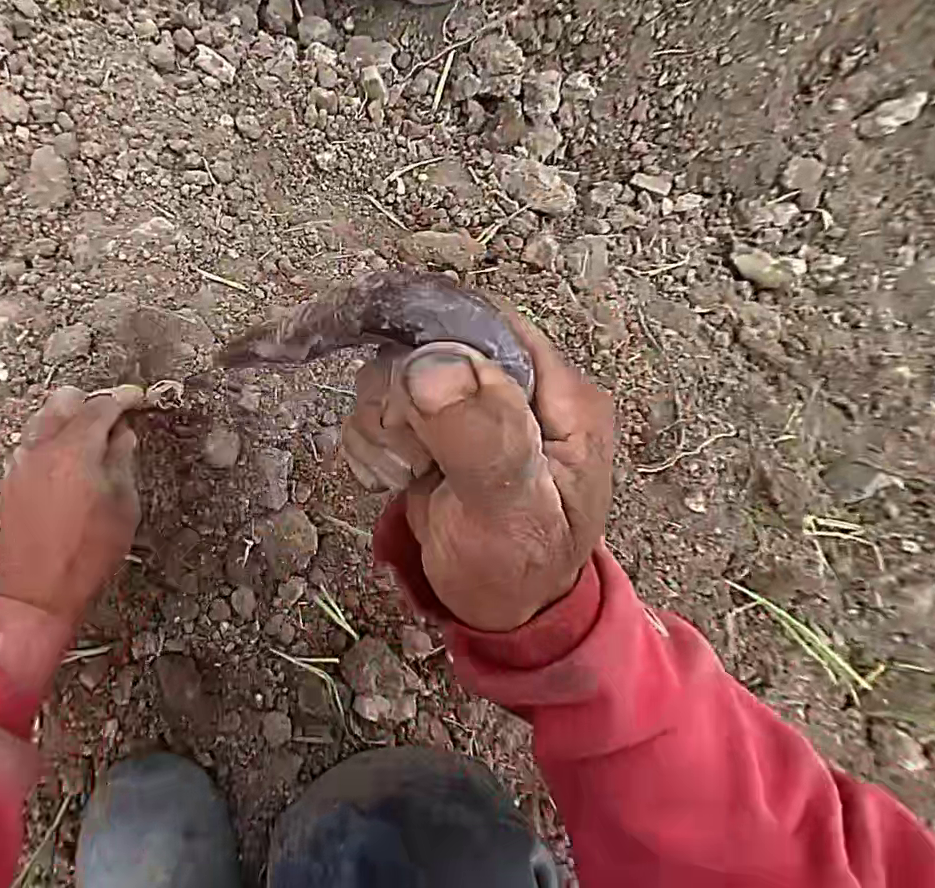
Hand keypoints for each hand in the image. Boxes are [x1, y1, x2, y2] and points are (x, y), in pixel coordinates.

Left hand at [0, 385, 144, 624]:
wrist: (39, 594)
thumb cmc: (90, 551)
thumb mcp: (124, 502)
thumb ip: (122, 459)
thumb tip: (122, 435)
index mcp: (74, 450)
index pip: (100, 407)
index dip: (123, 398)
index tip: (138, 397)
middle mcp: (40, 450)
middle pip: (63, 402)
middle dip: (92, 402)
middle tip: (116, 416)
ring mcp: (19, 465)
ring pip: (43, 420)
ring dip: (69, 419)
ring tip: (94, 437)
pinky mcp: (10, 483)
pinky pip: (32, 444)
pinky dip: (53, 440)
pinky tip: (72, 460)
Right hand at [341, 316, 614, 630]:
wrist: (503, 608)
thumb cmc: (521, 568)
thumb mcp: (513, 513)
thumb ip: (483, 441)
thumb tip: (433, 365)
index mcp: (560, 393)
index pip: (489, 325)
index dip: (437, 350)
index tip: (410, 403)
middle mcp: (518, 384)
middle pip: (432, 343)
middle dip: (404, 401)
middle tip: (415, 457)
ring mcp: (475, 401)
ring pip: (398, 370)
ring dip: (384, 423)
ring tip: (408, 472)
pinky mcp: (439, 421)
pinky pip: (382, 401)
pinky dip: (373, 437)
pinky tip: (394, 473)